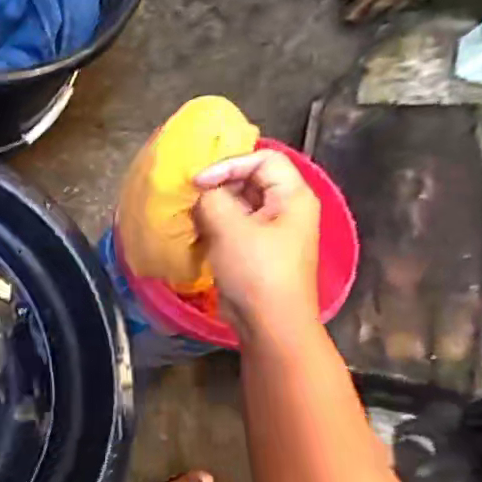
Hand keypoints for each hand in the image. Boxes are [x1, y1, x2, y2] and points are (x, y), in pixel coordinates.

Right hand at [193, 149, 320, 336]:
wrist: (270, 322)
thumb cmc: (256, 271)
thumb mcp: (230, 229)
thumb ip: (211, 199)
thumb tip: (199, 190)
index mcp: (292, 196)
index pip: (263, 159)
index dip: (229, 164)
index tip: (199, 183)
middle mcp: (286, 208)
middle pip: (251, 179)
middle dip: (218, 184)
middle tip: (189, 197)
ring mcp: (271, 230)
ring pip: (239, 203)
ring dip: (212, 205)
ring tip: (188, 214)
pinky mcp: (255, 249)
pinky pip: (233, 225)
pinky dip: (214, 223)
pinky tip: (195, 232)